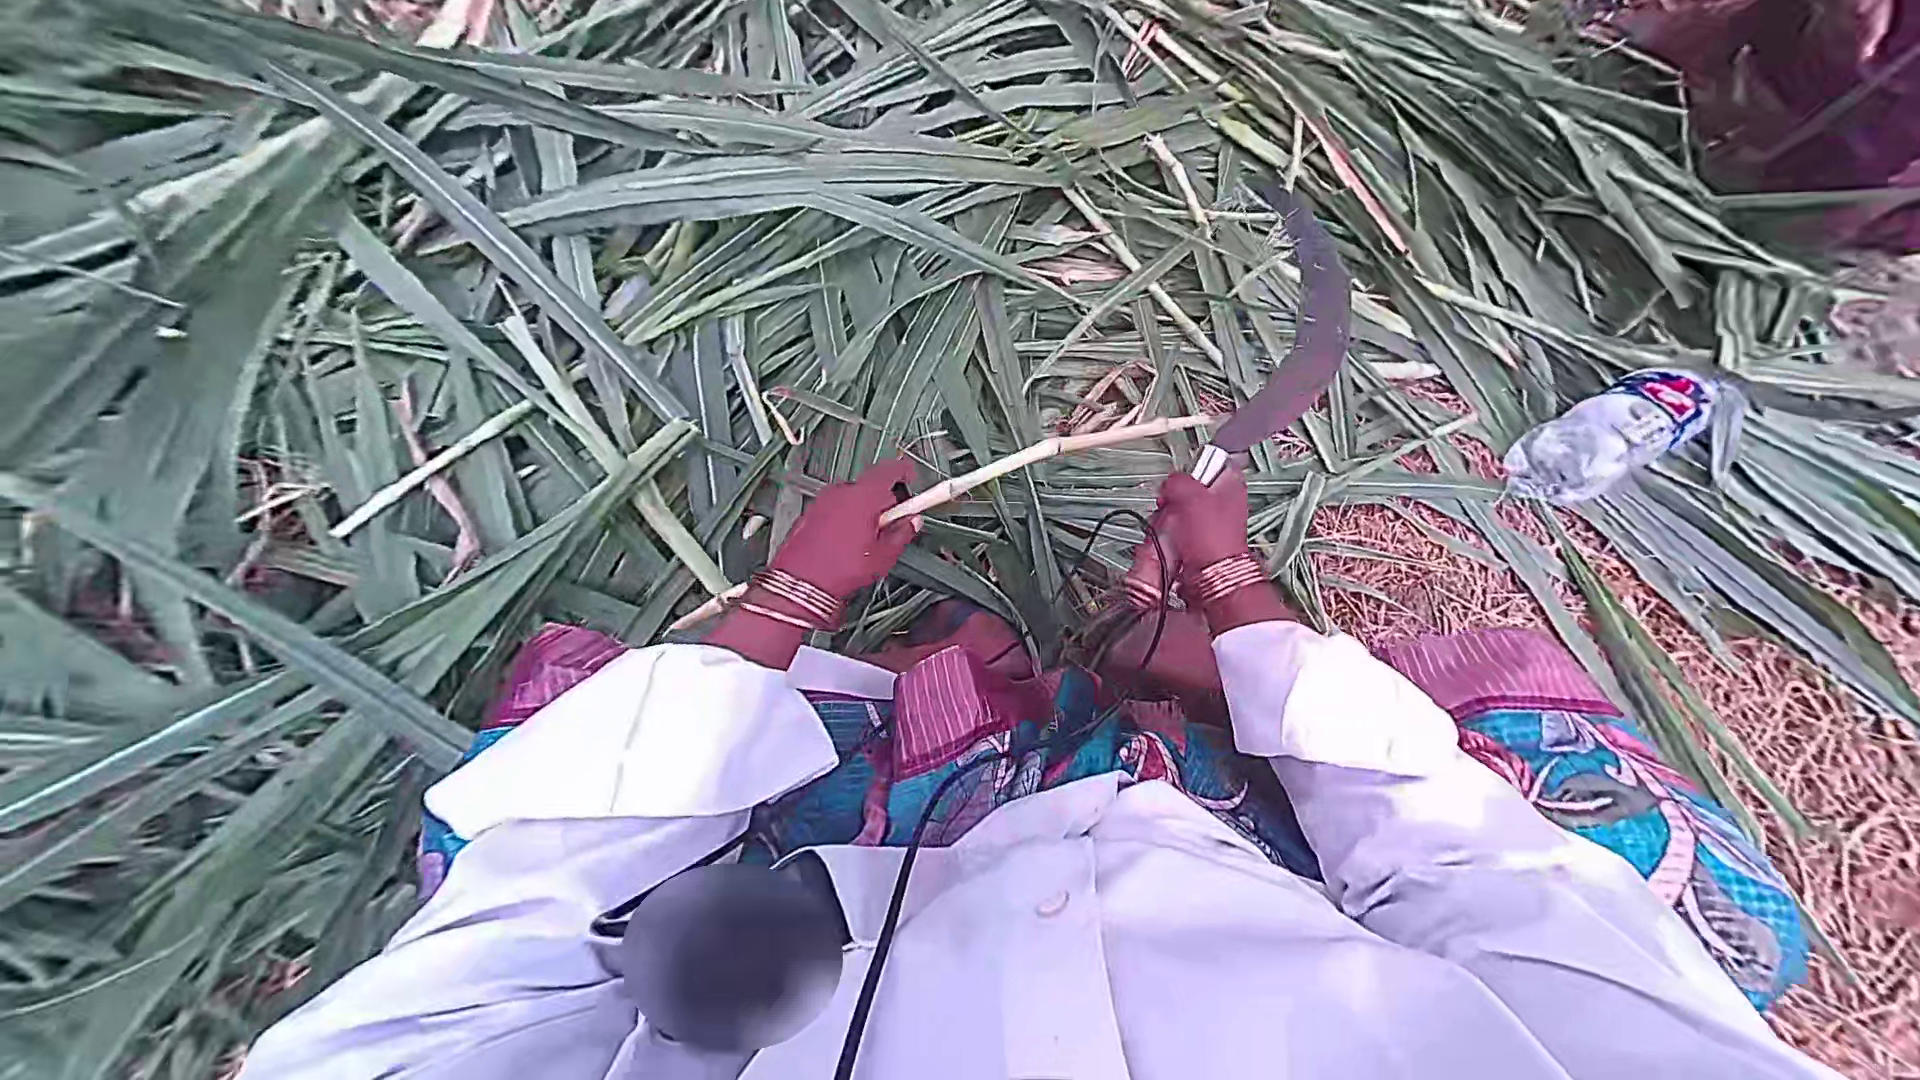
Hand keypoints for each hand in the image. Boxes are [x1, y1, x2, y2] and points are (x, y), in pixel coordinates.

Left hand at [770, 457, 921, 599]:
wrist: (801, 583)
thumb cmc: (837, 569)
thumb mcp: (884, 555)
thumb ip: (902, 533)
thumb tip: (911, 523)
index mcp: (863, 497)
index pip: (889, 470)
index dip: (904, 471)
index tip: (910, 477)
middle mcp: (840, 492)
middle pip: (871, 486)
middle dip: (884, 503)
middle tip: (891, 524)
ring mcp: (822, 501)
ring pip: (852, 498)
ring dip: (863, 511)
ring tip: (866, 540)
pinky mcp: (810, 512)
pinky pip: (835, 507)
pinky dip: (845, 518)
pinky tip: (846, 543)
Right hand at [1154, 465, 1250, 568]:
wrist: (1210, 575)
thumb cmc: (1212, 537)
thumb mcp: (1190, 495)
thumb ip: (1177, 480)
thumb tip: (1169, 483)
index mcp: (1230, 484)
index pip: (1209, 463)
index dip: (1190, 471)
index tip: (1180, 481)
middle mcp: (1222, 503)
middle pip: (1185, 491)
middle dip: (1172, 501)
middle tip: (1171, 507)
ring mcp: (1208, 524)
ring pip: (1176, 512)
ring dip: (1167, 521)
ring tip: (1171, 529)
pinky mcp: (1196, 541)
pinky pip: (1173, 531)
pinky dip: (1167, 536)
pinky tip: (1170, 542)